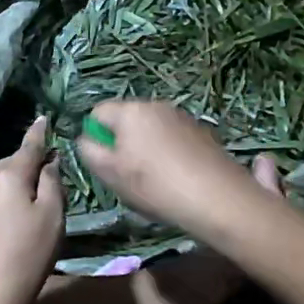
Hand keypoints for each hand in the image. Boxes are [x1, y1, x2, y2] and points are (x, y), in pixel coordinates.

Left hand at [0, 117, 65, 303]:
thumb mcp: (52, 216)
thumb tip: (48, 161)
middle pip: (14, 162)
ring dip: (19, 181)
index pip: (29, 145)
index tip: (45, 118)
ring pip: (2, 179)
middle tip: (53, 168)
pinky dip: (8, 197)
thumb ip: (52, 182)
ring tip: (38, 193)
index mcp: (8, 173)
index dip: (40, 132)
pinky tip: (17, 213)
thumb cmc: (26, 255)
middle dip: (31, 161)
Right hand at [74, 100, 269, 232]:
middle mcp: (156, 105)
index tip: (104, 162)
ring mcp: (182, 117)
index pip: (97, 112)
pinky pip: (172, 138)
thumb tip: (86, 139)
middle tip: (127, 174)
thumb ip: (89, 151)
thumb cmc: (155, 184)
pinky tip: (176, 178)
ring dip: (145, 148)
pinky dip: (168, 153)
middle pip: (126, 119)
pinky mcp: (202, 132)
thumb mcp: (110, 172)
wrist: (217, 198)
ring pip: (150, 129)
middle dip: (121, 142)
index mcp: (130, 110)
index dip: (95, 136)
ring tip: (154, 179)